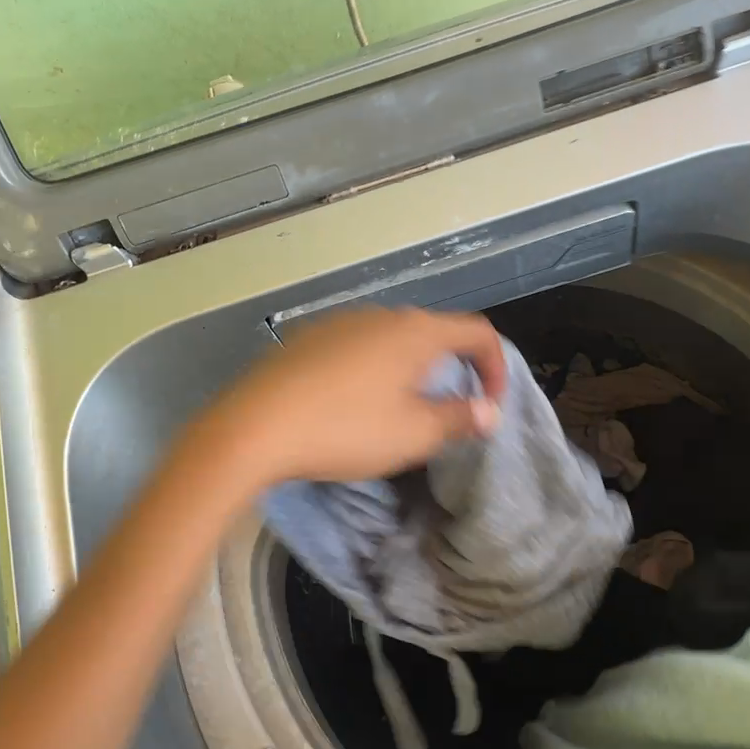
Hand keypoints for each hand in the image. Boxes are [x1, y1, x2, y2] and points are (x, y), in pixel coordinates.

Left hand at [184, 308, 505, 488]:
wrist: (253, 427)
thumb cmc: (345, 429)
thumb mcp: (413, 433)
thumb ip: (458, 418)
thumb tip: (488, 411)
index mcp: (415, 331)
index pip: (477, 333)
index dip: (496, 367)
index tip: (489, 405)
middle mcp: (381, 315)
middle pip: (434, 333)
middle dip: (452, 370)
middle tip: (448, 412)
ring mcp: (340, 322)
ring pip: (393, 340)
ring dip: (411, 371)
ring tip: (400, 412)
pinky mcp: (307, 338)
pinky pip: (357, 348)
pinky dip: (373, 371)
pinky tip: (351, 404)